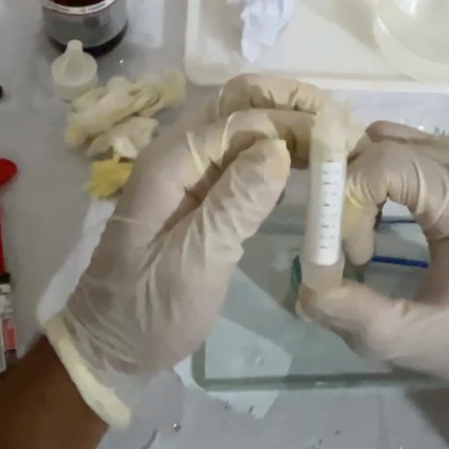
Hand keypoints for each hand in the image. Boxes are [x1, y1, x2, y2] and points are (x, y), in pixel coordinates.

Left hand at [44, 75, 358, 425]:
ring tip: (334, 140)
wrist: (109, 346)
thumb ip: (236, 204)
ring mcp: (188, 168)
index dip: (291, 122)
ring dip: (286, 122)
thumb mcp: (195, 264)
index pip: (239, 119)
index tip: (339, 138)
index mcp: (170, 162)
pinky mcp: (201, 189)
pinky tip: (307, 165)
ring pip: (243, 122)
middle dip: (290, 104)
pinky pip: (242, 153)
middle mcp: (178, 152)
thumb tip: (278, 147)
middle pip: (238, 102)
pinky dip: (276, 149)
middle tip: (339, 125)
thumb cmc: (149, 311)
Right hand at [305, 122, 448, 448]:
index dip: (349, 199)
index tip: (349, 254)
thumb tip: (305, 286)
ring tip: (364, 235)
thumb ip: (357, 316)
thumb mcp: (419, 343)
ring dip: (362, 180)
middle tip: (346, 245)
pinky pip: (406, 146)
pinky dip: (380, 175)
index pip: (386, 162)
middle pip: (383, 143)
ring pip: (390, 139)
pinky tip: (381, 217)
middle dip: (350, 189)